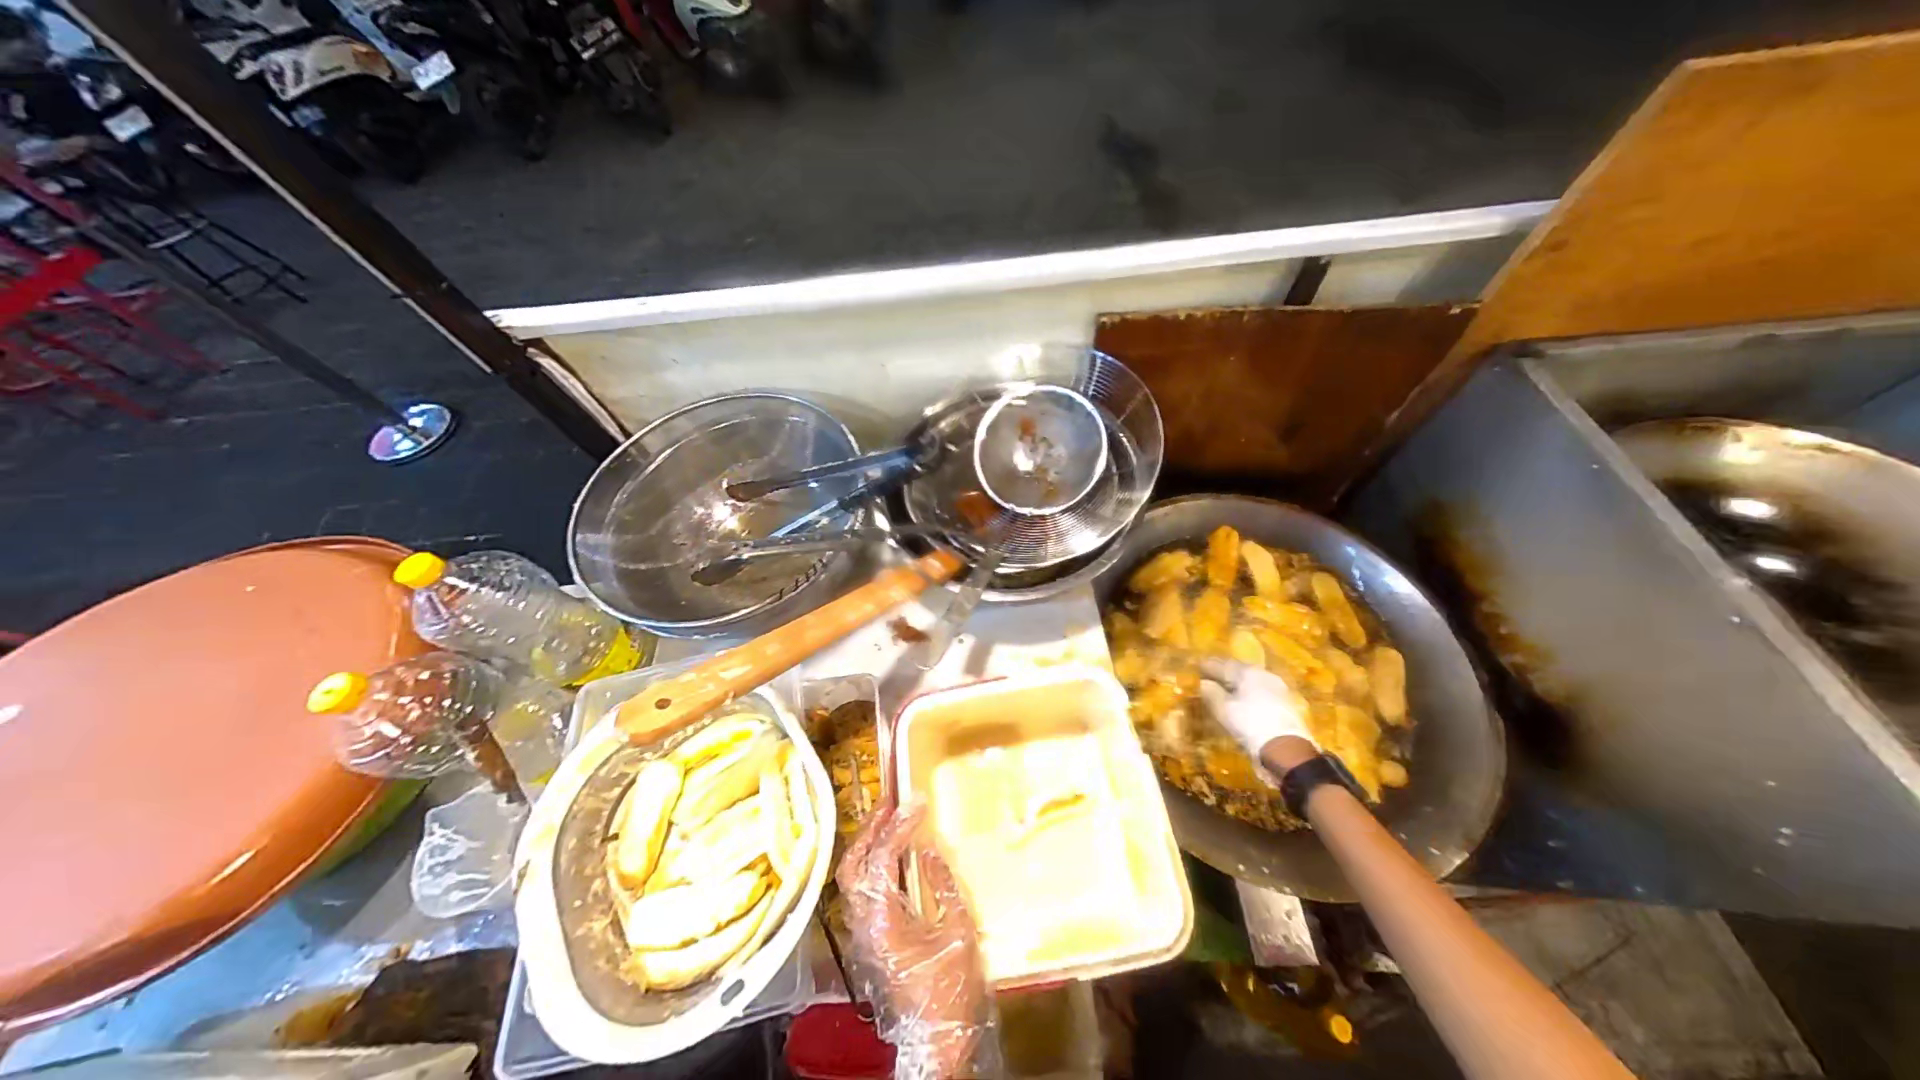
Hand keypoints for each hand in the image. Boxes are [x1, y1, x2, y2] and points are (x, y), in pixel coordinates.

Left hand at [836, 798, 986, 1079]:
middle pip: (853, 864)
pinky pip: (861, 887)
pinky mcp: (869, 934)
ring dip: (868, 841)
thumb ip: (943, 887)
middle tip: (891, 800)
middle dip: (871, 827)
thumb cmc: (949, 989)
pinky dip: (872, 859)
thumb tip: (929, 849)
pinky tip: (891, 848)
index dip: (896, 828)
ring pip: (852, 875)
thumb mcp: (957, 932)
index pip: (881, 861)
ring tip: (889, 815)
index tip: (914, 803)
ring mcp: (862, 930)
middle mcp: (863, 923)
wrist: (935, 1035)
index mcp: (882, 921)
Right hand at [1197, 658, 1314, 762]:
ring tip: (1225, 689)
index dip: (1208, 666)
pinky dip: (1249, 694)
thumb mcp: (1224, 709)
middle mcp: (1264, 675)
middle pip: (1239, 670)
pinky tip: (1243, 701)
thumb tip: (1204, 683)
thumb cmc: (1250, 724)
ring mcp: (1277, 689)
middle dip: (1224, 673)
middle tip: (1210, 676)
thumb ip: (1212, 693)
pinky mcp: (1285, 704)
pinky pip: (1260, 692)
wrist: (1286, 749)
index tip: (1197, 667)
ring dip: (1238, 684)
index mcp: (1247, 672)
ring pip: (1251, 682)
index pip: (1223, 665)